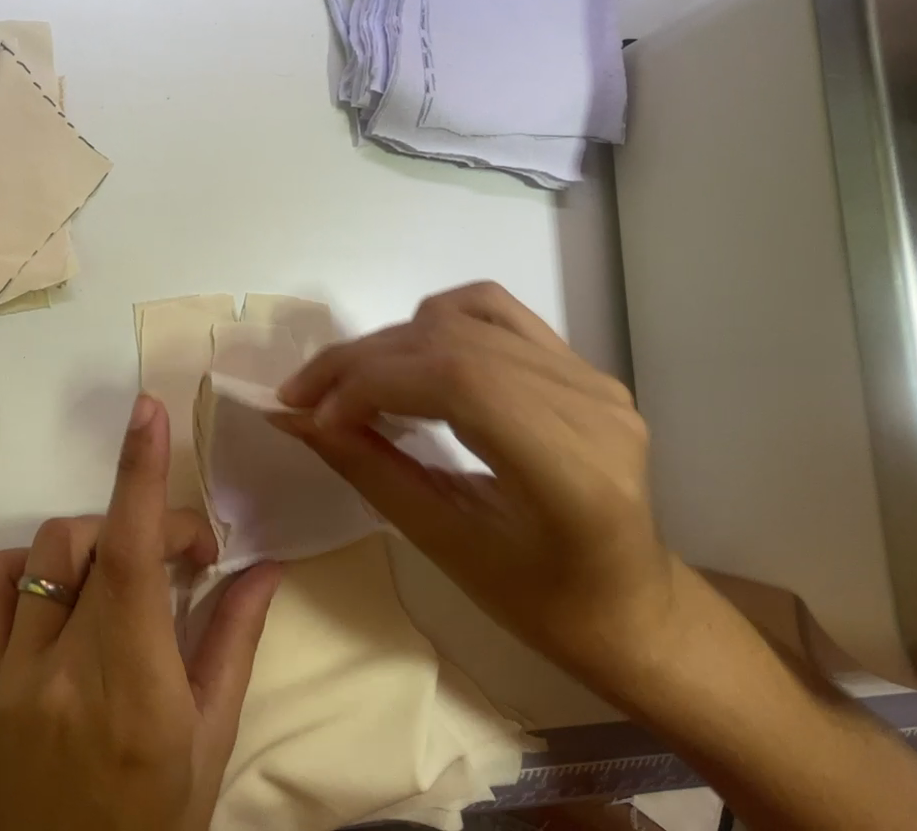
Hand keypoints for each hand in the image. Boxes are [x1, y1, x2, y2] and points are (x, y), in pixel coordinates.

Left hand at [0, 395, 283, 830]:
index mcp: (137, 691)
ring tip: (123, 580)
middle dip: (146, 524)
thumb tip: (264, 567)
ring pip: (46, 551)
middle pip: (94, 541)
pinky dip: (32, 566)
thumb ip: (233, 643)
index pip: (136, 561)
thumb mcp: (209, 741)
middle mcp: (66, 671)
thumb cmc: (152, 819)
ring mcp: (11, 674)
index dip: (141, 477)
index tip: (148, 413)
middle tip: (186, 558)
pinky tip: (62, 595)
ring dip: (96, 543)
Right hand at [274, 282, 680, 692]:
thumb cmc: (536, 601)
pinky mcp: (580, 365)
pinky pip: (493, 312)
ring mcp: (591, 377)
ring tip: (347, 384)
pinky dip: (433, 324)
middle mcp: (591, 405)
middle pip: (453, 342)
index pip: (456, 381)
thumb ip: (366, 468)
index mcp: (570, 471)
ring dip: (389, 343)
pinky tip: (405, 357)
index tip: (310, 416)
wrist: (624, 603)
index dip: (370, 384)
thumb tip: (292, 418)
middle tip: (302, 396)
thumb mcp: (442, 544)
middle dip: (361, 361)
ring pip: (464, 318)